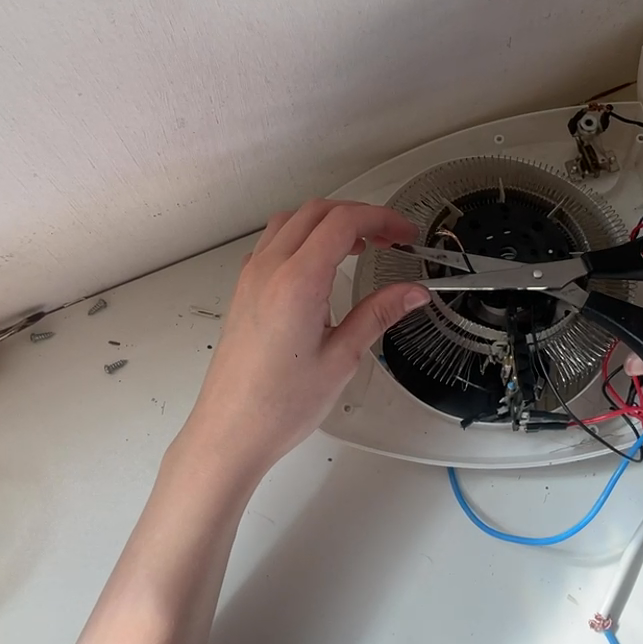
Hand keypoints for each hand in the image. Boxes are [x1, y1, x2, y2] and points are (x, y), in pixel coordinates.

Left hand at [171, 199, 429, 485]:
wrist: (230, 432)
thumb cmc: (279, 405)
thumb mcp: (342, 358)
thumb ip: (379, 314)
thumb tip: (413, 292)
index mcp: (297, 281)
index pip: (344, 221)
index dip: (382, 219)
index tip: (406, 235)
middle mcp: (268, 269)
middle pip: (318, 211)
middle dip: (359, 215)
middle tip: (391, 238)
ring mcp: (251, 277)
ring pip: (292, 220)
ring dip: (329, 222)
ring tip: (360, 247)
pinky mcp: (243, 290)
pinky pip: (273, 242)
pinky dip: (303, 237)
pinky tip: (322, 265)